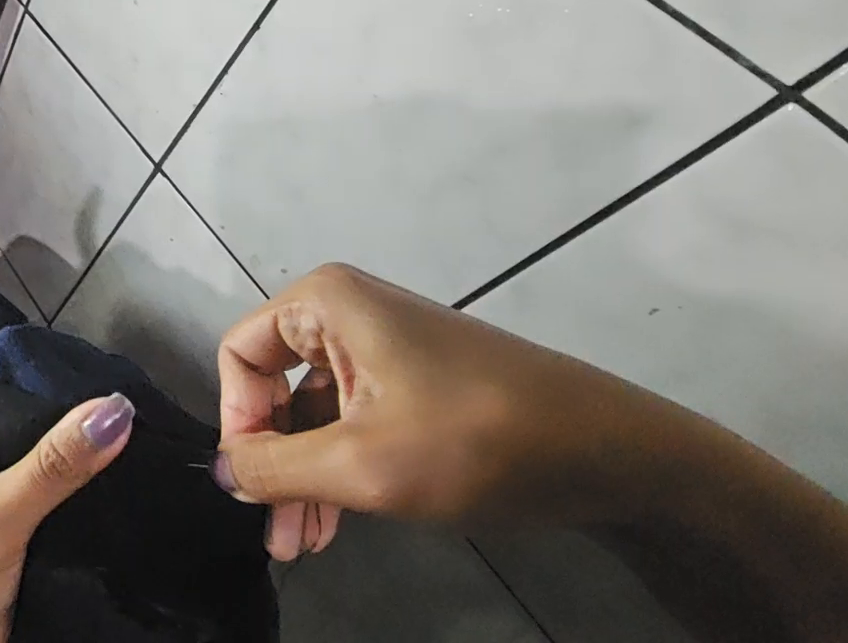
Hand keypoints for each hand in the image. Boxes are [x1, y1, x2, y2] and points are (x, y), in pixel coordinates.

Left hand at [0, 218, 133, 642]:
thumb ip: (56, 464)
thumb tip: (117, 406)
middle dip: (22, 332)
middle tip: (80, 324)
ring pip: (18, 398)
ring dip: (52, 385)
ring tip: (106, 372)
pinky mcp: (4, 488)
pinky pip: (38, 440)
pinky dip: (66, 428)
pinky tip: (103, 426)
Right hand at [213, 262, 696, 557]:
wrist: (625, 456)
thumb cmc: (480, 441)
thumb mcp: (364, 465)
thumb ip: (277, 468)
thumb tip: (223, 471)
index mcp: (321, 304)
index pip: (240, 356)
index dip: (237, 421)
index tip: (254, 486)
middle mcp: (342, 311)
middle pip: (274, 385)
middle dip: (274, 461)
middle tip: (278, 535)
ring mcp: (378, 344)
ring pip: (311, 410)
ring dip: (305, 474)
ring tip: (304, 543)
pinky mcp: (410, 377)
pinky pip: (349, 417)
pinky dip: (338, 466)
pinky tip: (337, 522)